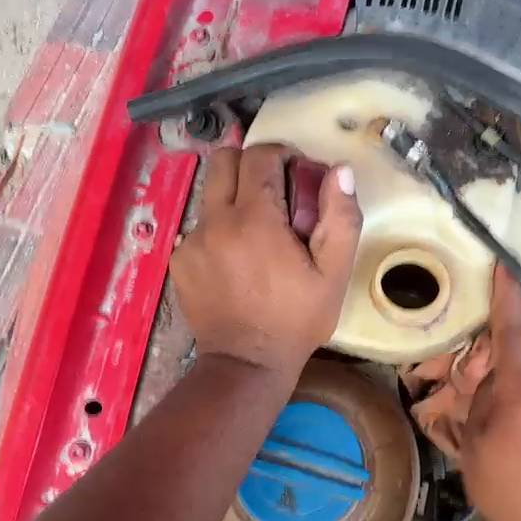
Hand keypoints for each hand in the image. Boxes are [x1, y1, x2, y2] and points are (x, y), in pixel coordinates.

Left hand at [171, 144, 361, 376]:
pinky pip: (199, 227)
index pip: (260, 156)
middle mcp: (216, 222)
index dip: (283, 156)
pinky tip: (237, 262)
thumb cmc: (296, 320)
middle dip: (250, 165)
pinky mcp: (179, 261)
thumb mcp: (334, 274)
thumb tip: (340, 172)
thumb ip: (340, 218)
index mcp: (255, 220)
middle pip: (223, 160)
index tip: (298, 175)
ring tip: (257, 233)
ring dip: (234, 199)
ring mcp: (191, 241)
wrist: (246, 365)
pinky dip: (219, 231)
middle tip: (273, 192)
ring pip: (210, 193)